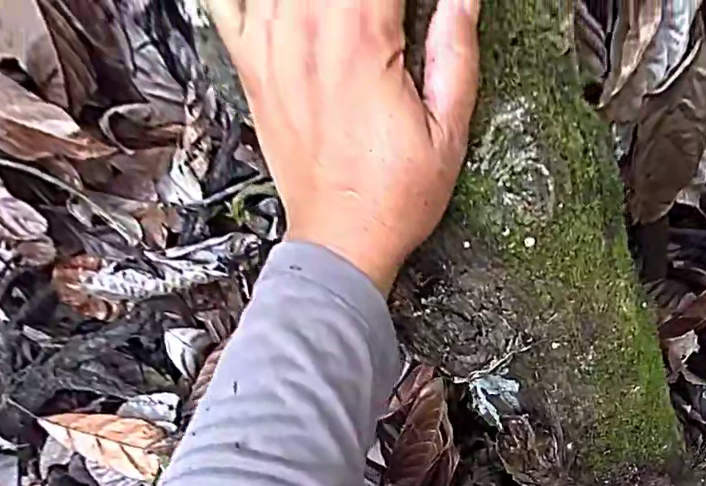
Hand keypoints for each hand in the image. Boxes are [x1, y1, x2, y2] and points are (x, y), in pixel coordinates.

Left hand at [204, 0, 480, 291]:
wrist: (343, 243)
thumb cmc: (393, 201)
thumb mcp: (447, 138)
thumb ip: (455, 56)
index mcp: (361, 41)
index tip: (412, 7)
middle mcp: (307, 30)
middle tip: (385, 19)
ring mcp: (270, 43)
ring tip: (353, 17)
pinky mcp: (250, 63)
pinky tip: (289, 10)